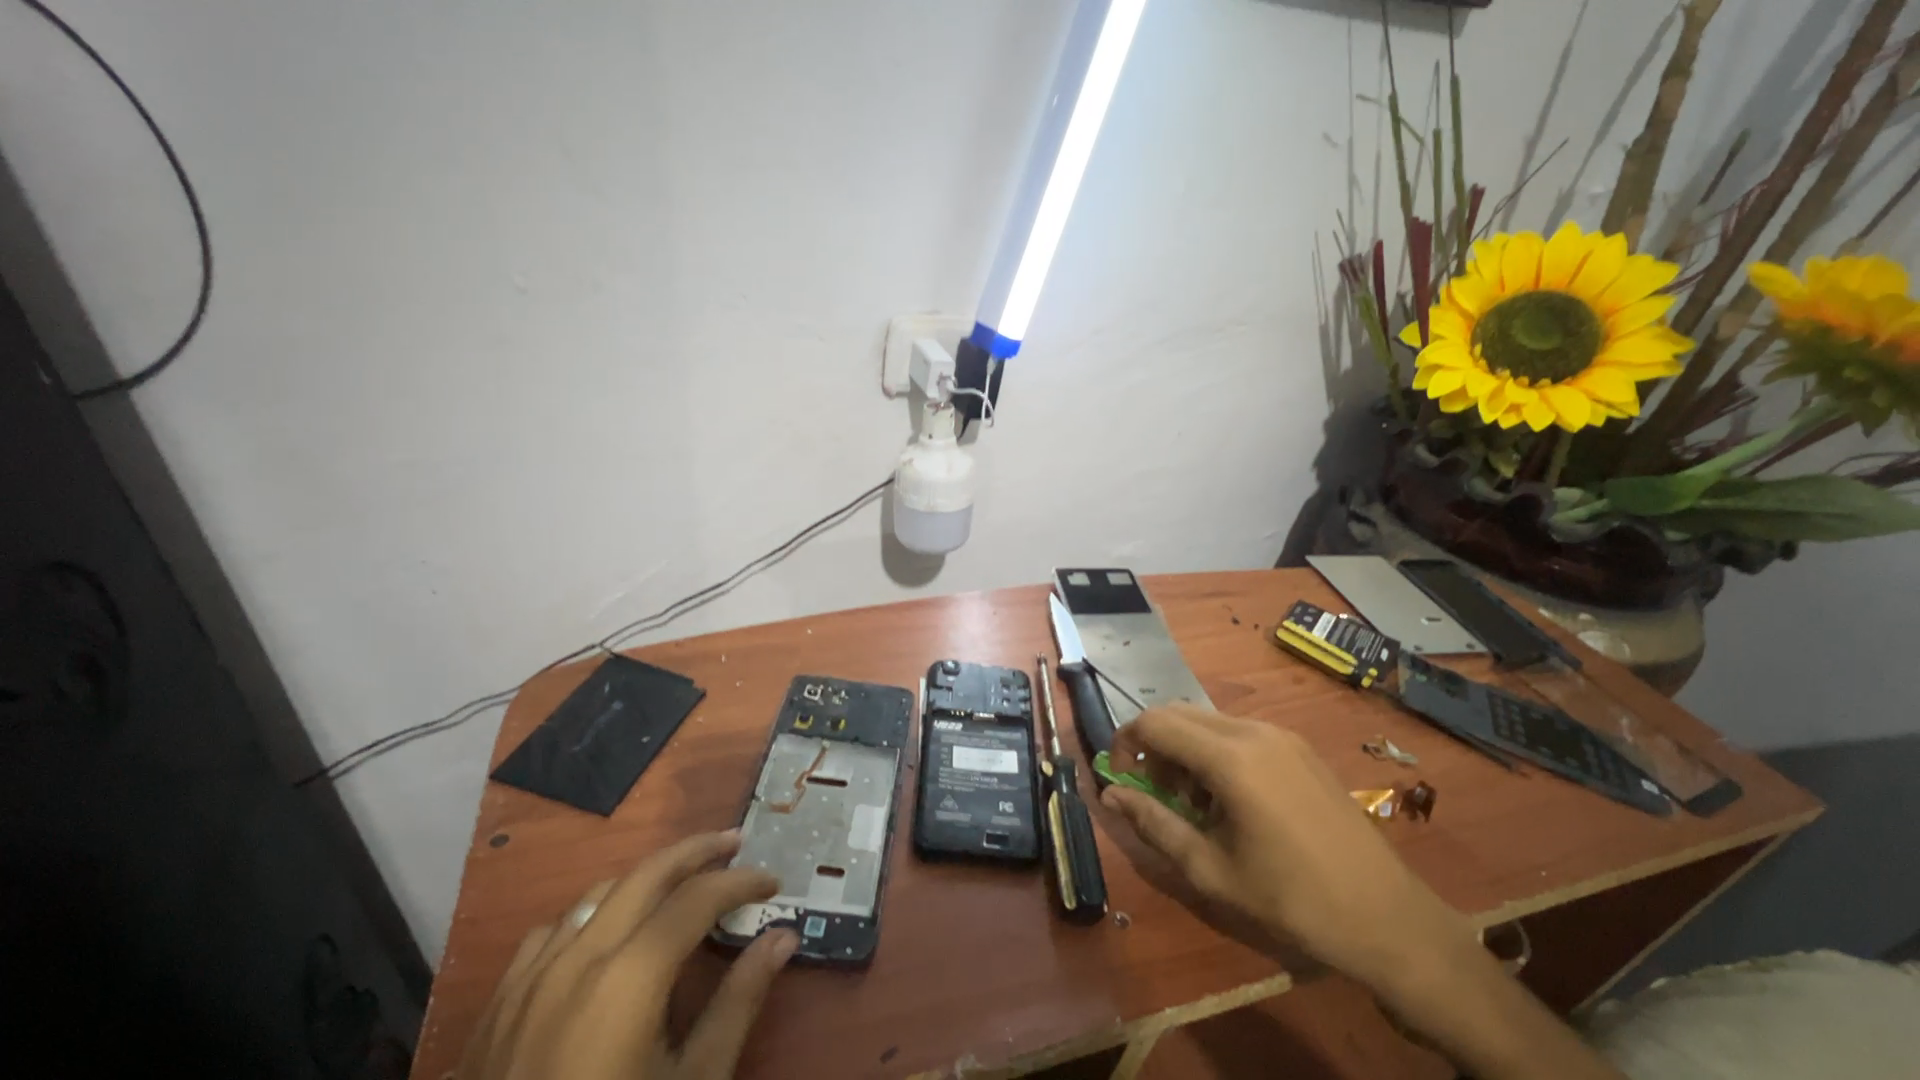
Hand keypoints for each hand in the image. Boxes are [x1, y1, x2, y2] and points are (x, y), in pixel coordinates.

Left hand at [459, 830, 796, 1079]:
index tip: (773, 882)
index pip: (697, 899)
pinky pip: (553, 929)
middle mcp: (579, 957)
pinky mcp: (501, 1000)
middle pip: (645, 875)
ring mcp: (532, 975)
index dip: (740, 882)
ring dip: (646, 878)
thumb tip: (782, 938)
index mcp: (629, 976)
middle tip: (735, 842)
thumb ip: (737, 1003)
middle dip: (695, 851)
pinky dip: (593, 911)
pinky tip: (604, 931)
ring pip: (596, 894)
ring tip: (681, 880)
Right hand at [1099, 705, 1476, 995]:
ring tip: (1193, 806)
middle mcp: (1255, 732)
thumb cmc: (1290, 899)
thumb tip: (1110, 795)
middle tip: (1155, 796)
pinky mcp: (1301, 749)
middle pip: (1180, 713)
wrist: (1385, 914)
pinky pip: (1241, 734)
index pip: (1154, 723)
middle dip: (1154, 746)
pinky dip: (1216, 754)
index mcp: (1230, 759)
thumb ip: (1154, 824)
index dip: (1125, 744)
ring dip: (1185, 750)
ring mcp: (1283, 737)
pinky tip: (1230, 802)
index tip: (1120, 780)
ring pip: (1210, 722)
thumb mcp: (1210, 870)